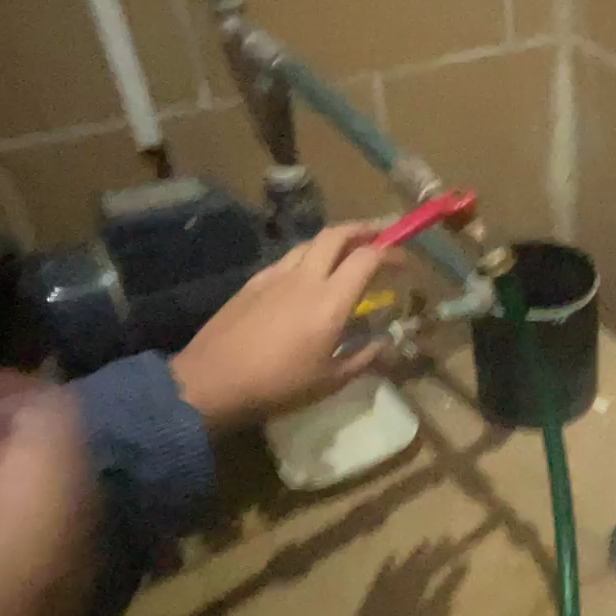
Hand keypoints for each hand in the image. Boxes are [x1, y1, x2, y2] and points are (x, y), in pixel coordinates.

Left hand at [169, 223, 401, 432]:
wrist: (209, 383)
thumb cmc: (277, 385)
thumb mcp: (330, 381)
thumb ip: (363, 358)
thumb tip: (383, 344)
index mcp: (331, 300)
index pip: (368, 258)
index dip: (392, 253)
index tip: (405, 262)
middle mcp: (306, 278)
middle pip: (337, 234)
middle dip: (364, 229)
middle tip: (381, 236)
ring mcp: (276, 276)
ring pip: (311, 243)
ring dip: (335, 241)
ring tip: (346, 253)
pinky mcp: (253, 283)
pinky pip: (288, 259)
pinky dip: (308, 257)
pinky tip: (308, 276)